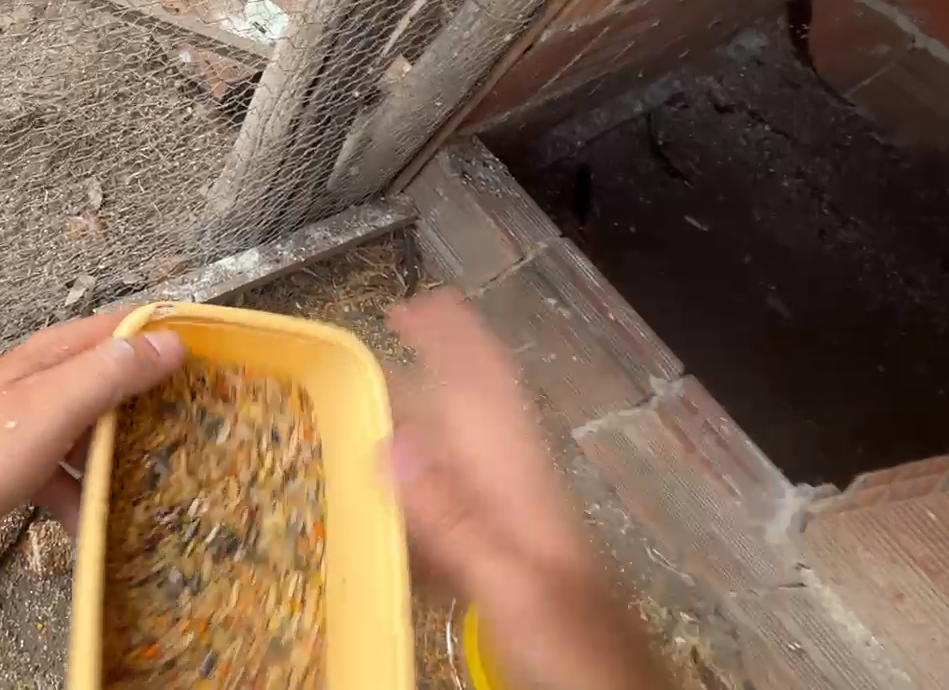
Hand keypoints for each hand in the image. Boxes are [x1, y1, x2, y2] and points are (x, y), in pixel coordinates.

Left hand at [0, 310, 184, 578]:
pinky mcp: (16, 460)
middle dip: (154, 400)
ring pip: (93, 428)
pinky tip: (94, 524)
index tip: (215, 360)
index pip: (124, 326)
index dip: (168, 334)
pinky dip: (82, 492)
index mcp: (53, 354)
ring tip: (160, 482)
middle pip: (113, 377)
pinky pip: (65, 469)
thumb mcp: (49, 408)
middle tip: (200, 427)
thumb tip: (170, 338)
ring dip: (122, 452)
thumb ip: (109, 372)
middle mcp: (44, 378)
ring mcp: (29, 420)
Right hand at [388, 289, 661, 689]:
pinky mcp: (494, 552)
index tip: (419, 302)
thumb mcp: (513, 583)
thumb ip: (455, 517)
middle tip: (384, 332)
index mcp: (519, 476)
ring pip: (453, 447)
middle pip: (466, 406)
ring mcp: (503, 517)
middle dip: (430, 362)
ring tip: (374, 395)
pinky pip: (445, 498)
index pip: (487, 387)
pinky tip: (395, 481)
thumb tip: (391, 440)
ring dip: (417, 415)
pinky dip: (417, 478)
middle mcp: (509, 483)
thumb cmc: (574, 646)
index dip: (458, 338)